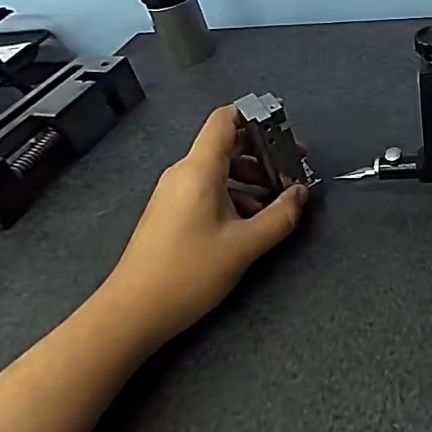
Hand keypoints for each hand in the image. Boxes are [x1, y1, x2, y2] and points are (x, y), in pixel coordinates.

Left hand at [94, 105, 308, 345]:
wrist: (130, 316)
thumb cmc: (187, 272)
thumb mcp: (245, 245)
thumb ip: (281, 214)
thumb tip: (301, 192)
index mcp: (199, 169)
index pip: (226, 119)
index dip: (256, 115)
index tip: (285, 130)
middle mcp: (184, 173)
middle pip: (228, 143)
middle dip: (265, 152)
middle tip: (294, 168)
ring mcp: (175, 193)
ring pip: (221, 169)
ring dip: (253, 177)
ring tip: (279, 199)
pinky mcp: (172, 212)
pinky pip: (210, 188)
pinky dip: (236, 193)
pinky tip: (254, 219)